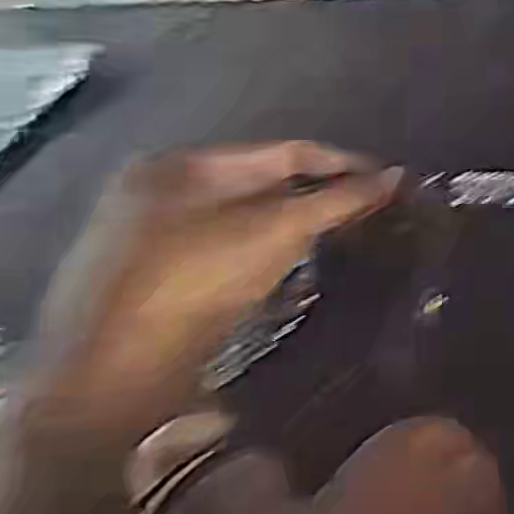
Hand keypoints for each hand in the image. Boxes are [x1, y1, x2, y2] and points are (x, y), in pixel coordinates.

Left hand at [28, 141, 400, 445]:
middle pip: (269, 181)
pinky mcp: (159, 268)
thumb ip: (342, 200)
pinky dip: (273, 247)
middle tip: (377, 212)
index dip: (347, 164)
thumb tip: (397, 176)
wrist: (117, 362)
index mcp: (186, 164)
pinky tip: (297, 265)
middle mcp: (165, 186)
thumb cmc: (200, 277)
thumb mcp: (281, 230)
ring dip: (303, 223)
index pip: (288, 151)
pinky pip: (234, 242)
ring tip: (348, 237)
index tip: (395, 183)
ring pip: (253, 214)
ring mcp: (155, 229)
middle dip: (326, 195)